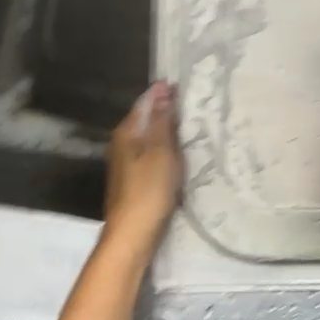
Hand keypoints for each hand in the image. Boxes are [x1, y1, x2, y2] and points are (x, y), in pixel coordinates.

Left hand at [102, 83, 180, 253]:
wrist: (132, 235)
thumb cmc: (148, 189)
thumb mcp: (160, 150)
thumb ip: (162, 120)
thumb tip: (162, 89)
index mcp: (127, 132)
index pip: (146, 101)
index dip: (164, 92)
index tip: (186, 83)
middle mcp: (123, 143)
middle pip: (147, 118)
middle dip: (167, 109)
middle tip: (196, 101)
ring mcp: (128, 162)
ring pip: (151, 137)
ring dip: (168, 130)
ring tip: (194, 123)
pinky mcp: (136, 179)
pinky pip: (153, 154)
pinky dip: (167, 148)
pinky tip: (182, 151)